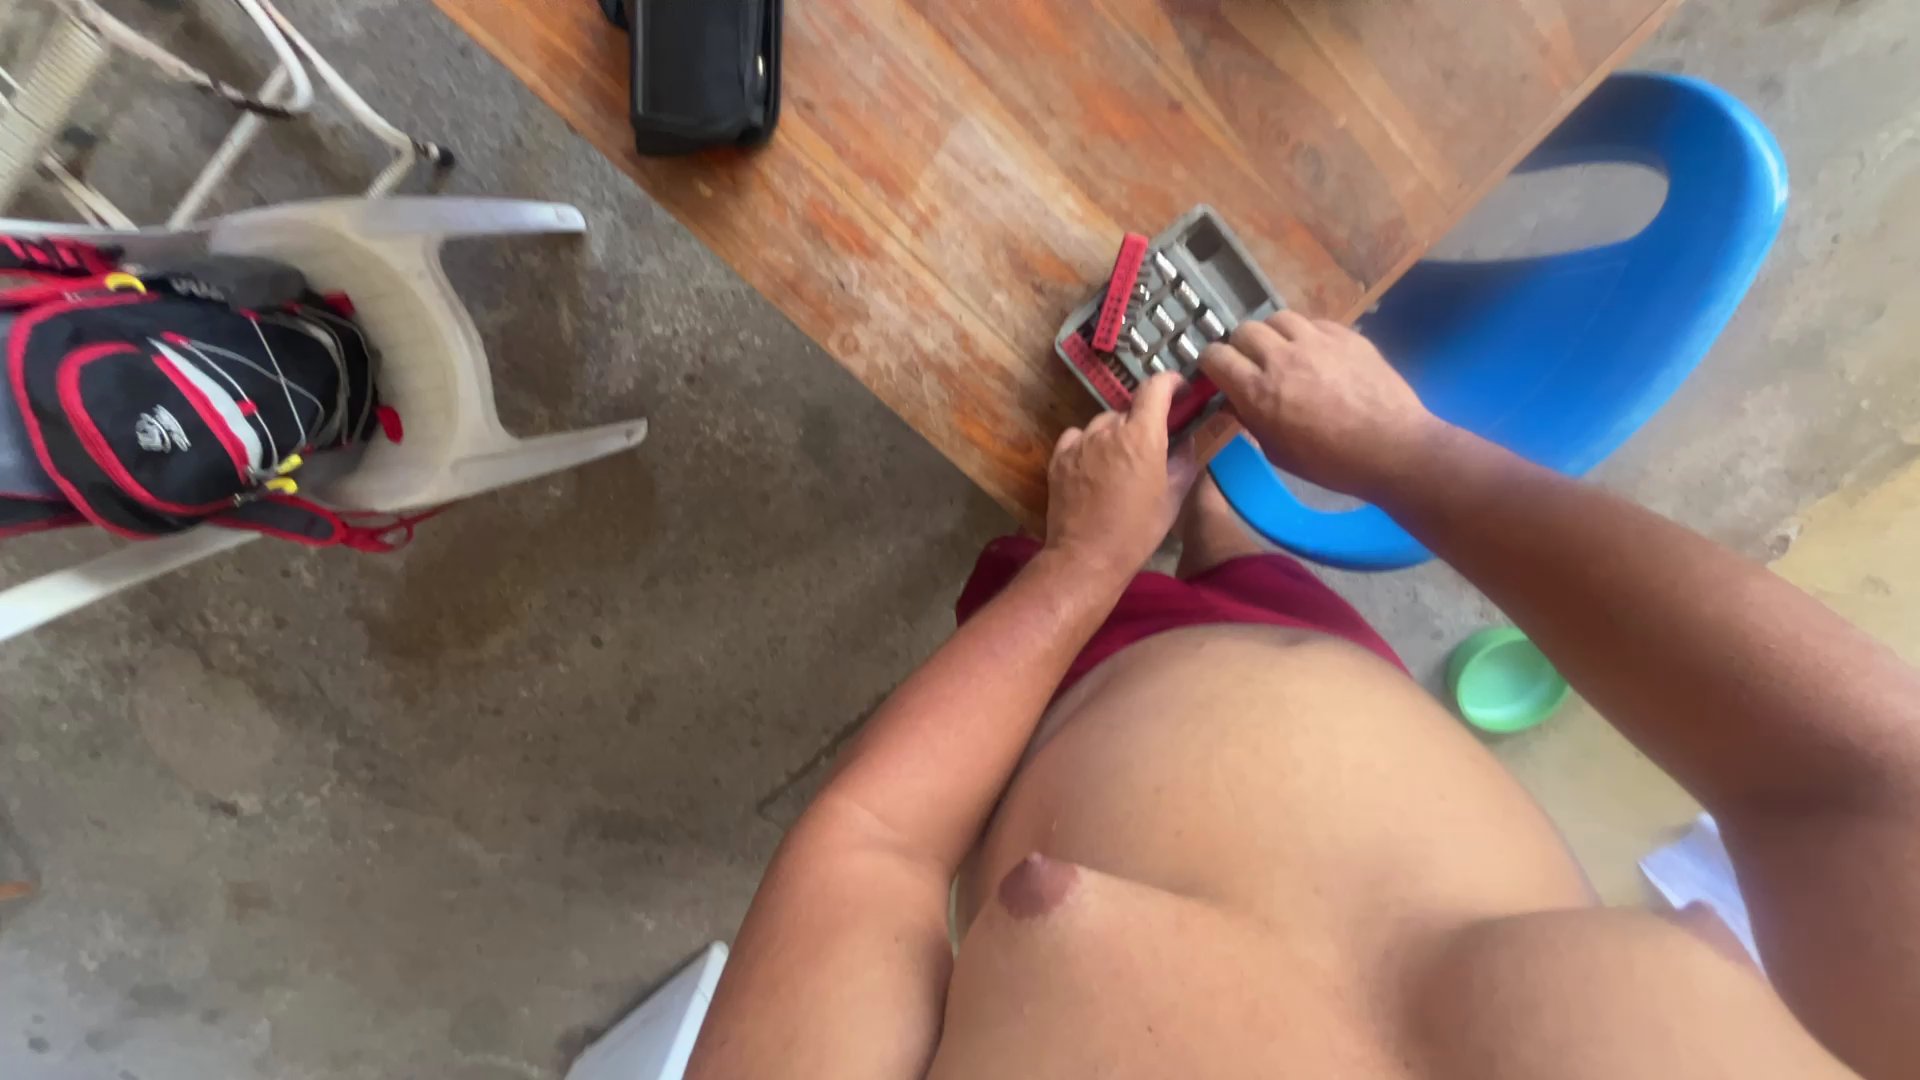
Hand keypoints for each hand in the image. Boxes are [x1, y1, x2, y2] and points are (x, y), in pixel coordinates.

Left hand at [1044, 373, 1202, 583]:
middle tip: (1149, 450)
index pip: (1156, 387)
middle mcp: (1107, 430)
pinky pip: (1077, 437)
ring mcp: (1079, 442)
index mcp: (1141, 436)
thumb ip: (1185, 459)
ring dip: (1114, 436)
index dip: (1171, 382)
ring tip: (1119, 466)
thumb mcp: (1172, 496)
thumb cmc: (1137, 531)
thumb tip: (1190, 438)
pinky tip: (1094, 468)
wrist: (1086, 556)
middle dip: (1142, 424)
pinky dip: (1088, 445)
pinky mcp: (1058, 457)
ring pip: (1102, 424)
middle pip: (1129, 411)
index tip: (1180, 391)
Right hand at [1199, 312, 1443, 499]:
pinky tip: (1314, 353)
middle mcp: (1281, 357)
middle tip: (1249, 364)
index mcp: (1257, 391)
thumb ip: (1250, 420)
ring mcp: (1316, 341)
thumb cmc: (1328, 462)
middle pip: (1244, 331)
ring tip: (1281, 351)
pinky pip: (1314, 322)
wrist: (1391, 447)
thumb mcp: (1276, 451)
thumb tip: (1234, 402)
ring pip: (1278, 319)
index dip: (1210, 364)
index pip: (1215, 357)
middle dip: (1239, 346)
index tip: (1215, 374)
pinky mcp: (1346, 336)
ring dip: (1272, 334)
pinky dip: (1305, 334)